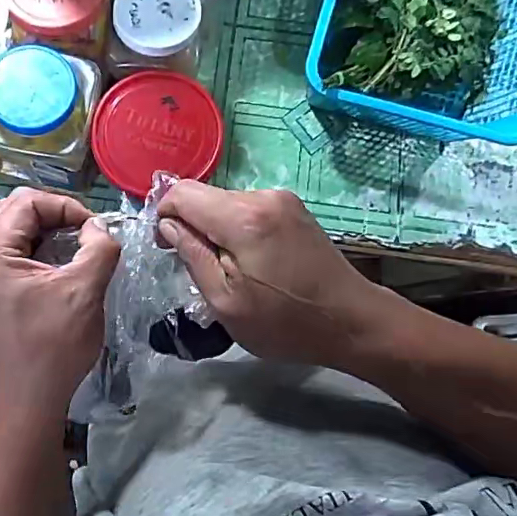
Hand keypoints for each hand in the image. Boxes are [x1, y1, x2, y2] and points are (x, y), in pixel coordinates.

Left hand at [0, 188, 119, 413]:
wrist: (32, 396)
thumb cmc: (55, 345)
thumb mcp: (84, 291)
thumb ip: (98, 248)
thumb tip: (100, 228)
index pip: (26, 202)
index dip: (65, 206)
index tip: (95, 228)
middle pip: (17, 210)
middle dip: (57, 214)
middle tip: (88, 232)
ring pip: (17, 229)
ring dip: (51, 230)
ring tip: (80, 246)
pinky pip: (18, 251)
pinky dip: (44, 247)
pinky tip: (66, 263)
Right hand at [157, 181, 395, 368]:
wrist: (352, 321)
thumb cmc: (285, 322)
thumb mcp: (225, 301)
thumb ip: (192, 255)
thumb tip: (169, 225)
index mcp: (243, 217)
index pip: (182, 193)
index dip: (164, 217)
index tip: (167, 248)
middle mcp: (263, 196)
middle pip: (205, 196)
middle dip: (192, 225)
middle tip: (199, 268)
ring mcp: (283, 199)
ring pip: (226, 203)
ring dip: (216, 229)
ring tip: (228, 270)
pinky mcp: (295, 209)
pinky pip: (249, 210)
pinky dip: (238, 230)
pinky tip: (250, 261)